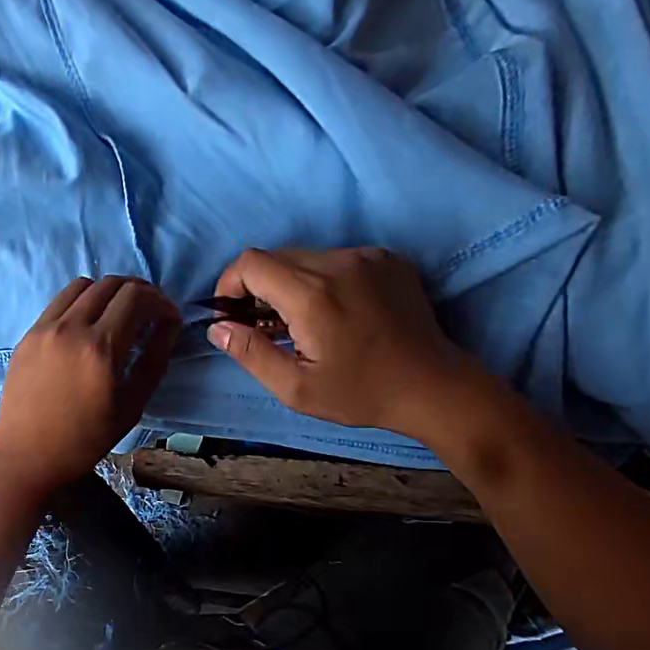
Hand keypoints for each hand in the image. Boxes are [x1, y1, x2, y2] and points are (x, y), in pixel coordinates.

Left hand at [0, 275, 180, 495]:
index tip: (168, 318)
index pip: (137, 297)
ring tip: (117, 315)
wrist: (25, 457)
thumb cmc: (83, 441)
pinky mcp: (27, 336)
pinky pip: (58, 303)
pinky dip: (80, 303)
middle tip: (149, 313)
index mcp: (100, 348)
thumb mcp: (130, 408)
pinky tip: (87, 326)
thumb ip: (153, 362)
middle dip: (139, 292)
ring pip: (82, 285)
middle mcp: (71, 328)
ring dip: (108, 292)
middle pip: (112, 284)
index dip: (160, 301)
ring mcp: (44, 329)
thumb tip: (169, 326)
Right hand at [207, 247, 494, 441]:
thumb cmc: (360, 393)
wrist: (431, 385)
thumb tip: (218, 328)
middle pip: (275, 257)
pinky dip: (321, 282)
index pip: (251, 263)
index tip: (232, 315)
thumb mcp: (295, 388)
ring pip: (305, 257)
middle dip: (257, 288)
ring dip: (289, 285)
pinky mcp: (387, 259)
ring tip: (300, 325)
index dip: (229, 285)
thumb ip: (251, 353)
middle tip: (264, 328)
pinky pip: (336, 260)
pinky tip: (334, 315)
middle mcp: (338, 263)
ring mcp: (367, 256)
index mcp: (312, 294)